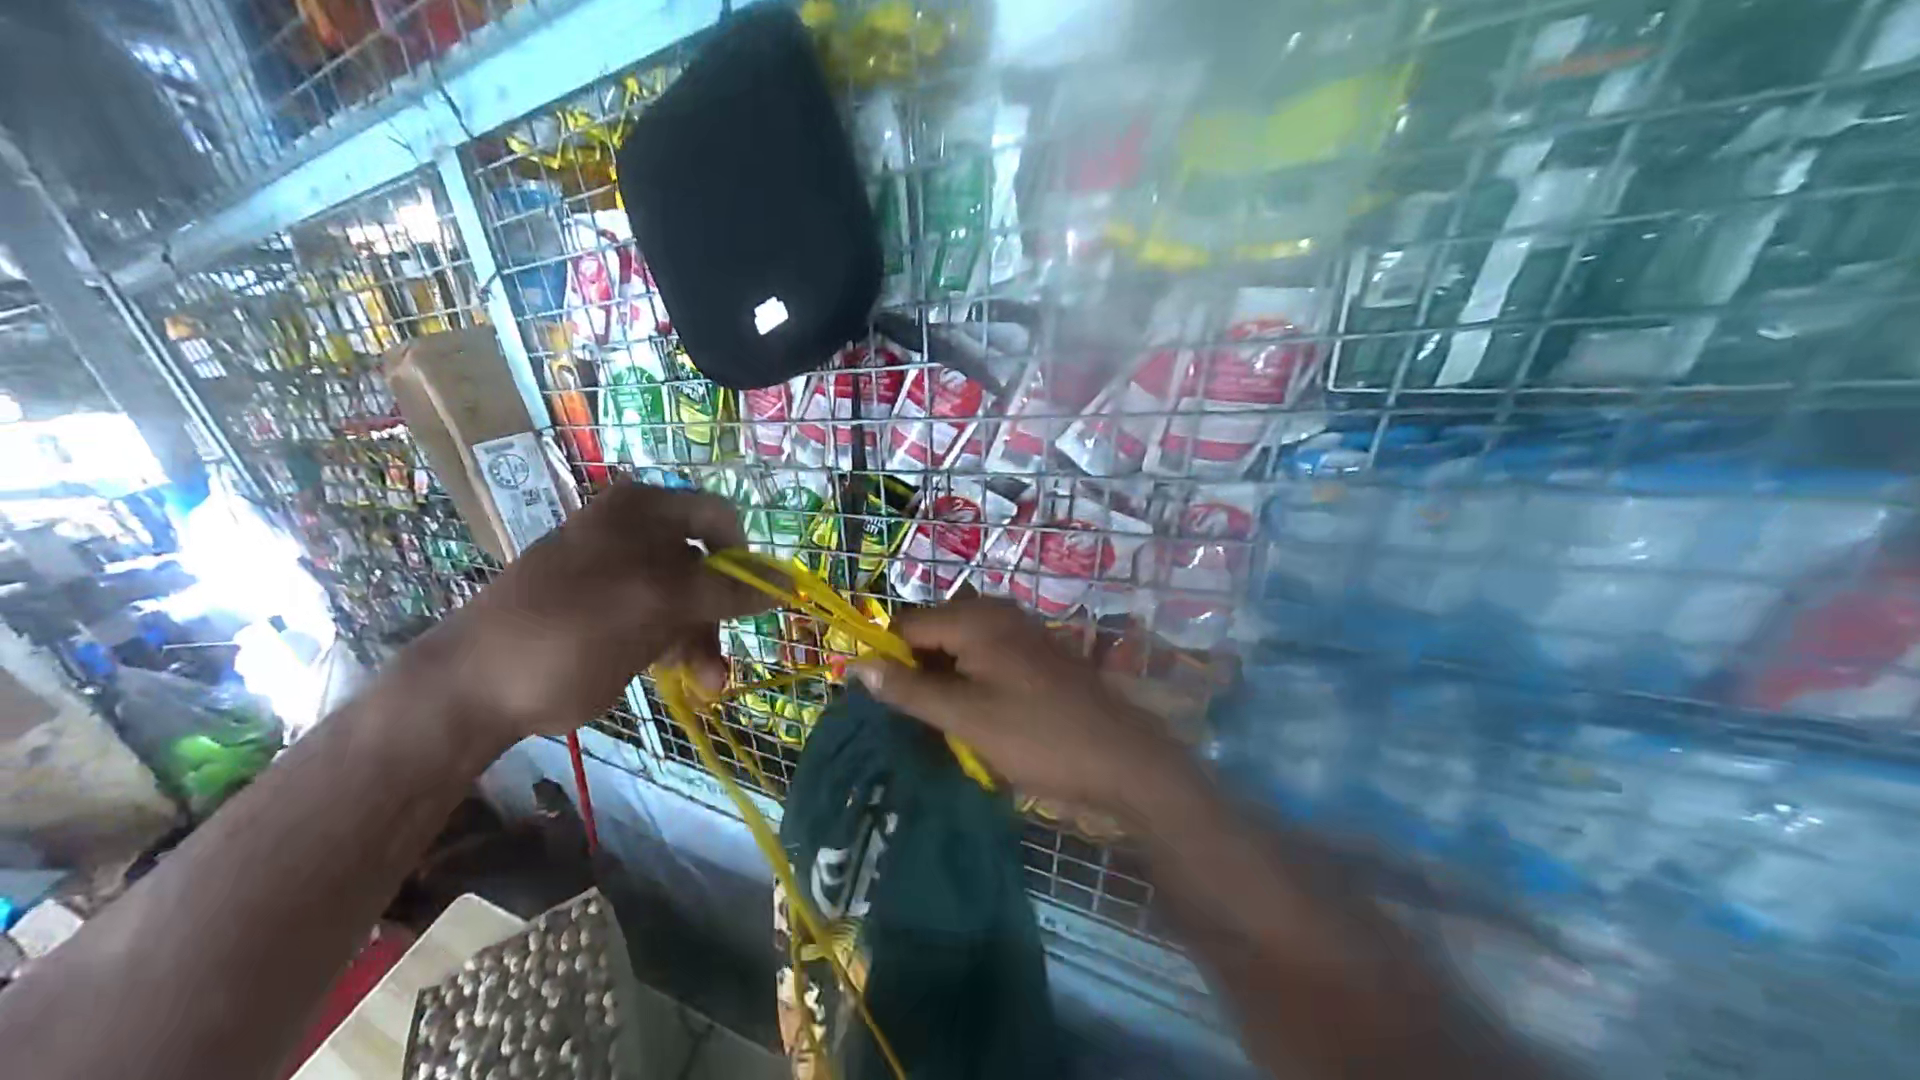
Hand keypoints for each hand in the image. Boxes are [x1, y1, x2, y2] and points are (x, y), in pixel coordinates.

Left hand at [426, 480, 769, 737]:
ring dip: (704, 641)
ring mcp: (623, 575)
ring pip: (691, 601)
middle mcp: (636, 534)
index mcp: (643, 510)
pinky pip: (665, 623)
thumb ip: (728, 589)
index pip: (720, 518)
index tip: (755, 601)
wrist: (478, 687)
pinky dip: (680, 651)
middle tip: (725, 653)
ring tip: (706, 683)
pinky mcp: (614, 613)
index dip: (745, 557)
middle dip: (721, 613)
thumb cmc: (573, 627)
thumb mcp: (659, 601)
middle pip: (709, 564)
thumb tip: (789, 583)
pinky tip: (685, 678)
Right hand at [849, 598, 1181, 816]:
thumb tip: (855, 664)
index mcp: (976, 618)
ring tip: (943, 723)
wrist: (1123, 760)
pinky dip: (971, 683)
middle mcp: (998, 614)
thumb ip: (908, 689)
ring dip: (944, 681)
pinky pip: (986, 658)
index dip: (886, 658)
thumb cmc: (1039, 737)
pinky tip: (975, 717)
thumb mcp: (965, 717)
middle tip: (916, 717)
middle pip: (934, 632)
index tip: (881, 701)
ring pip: (960, 648)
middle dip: (917, 670)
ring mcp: (1021, 633)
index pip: (906, 624)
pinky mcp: (1036, 655)